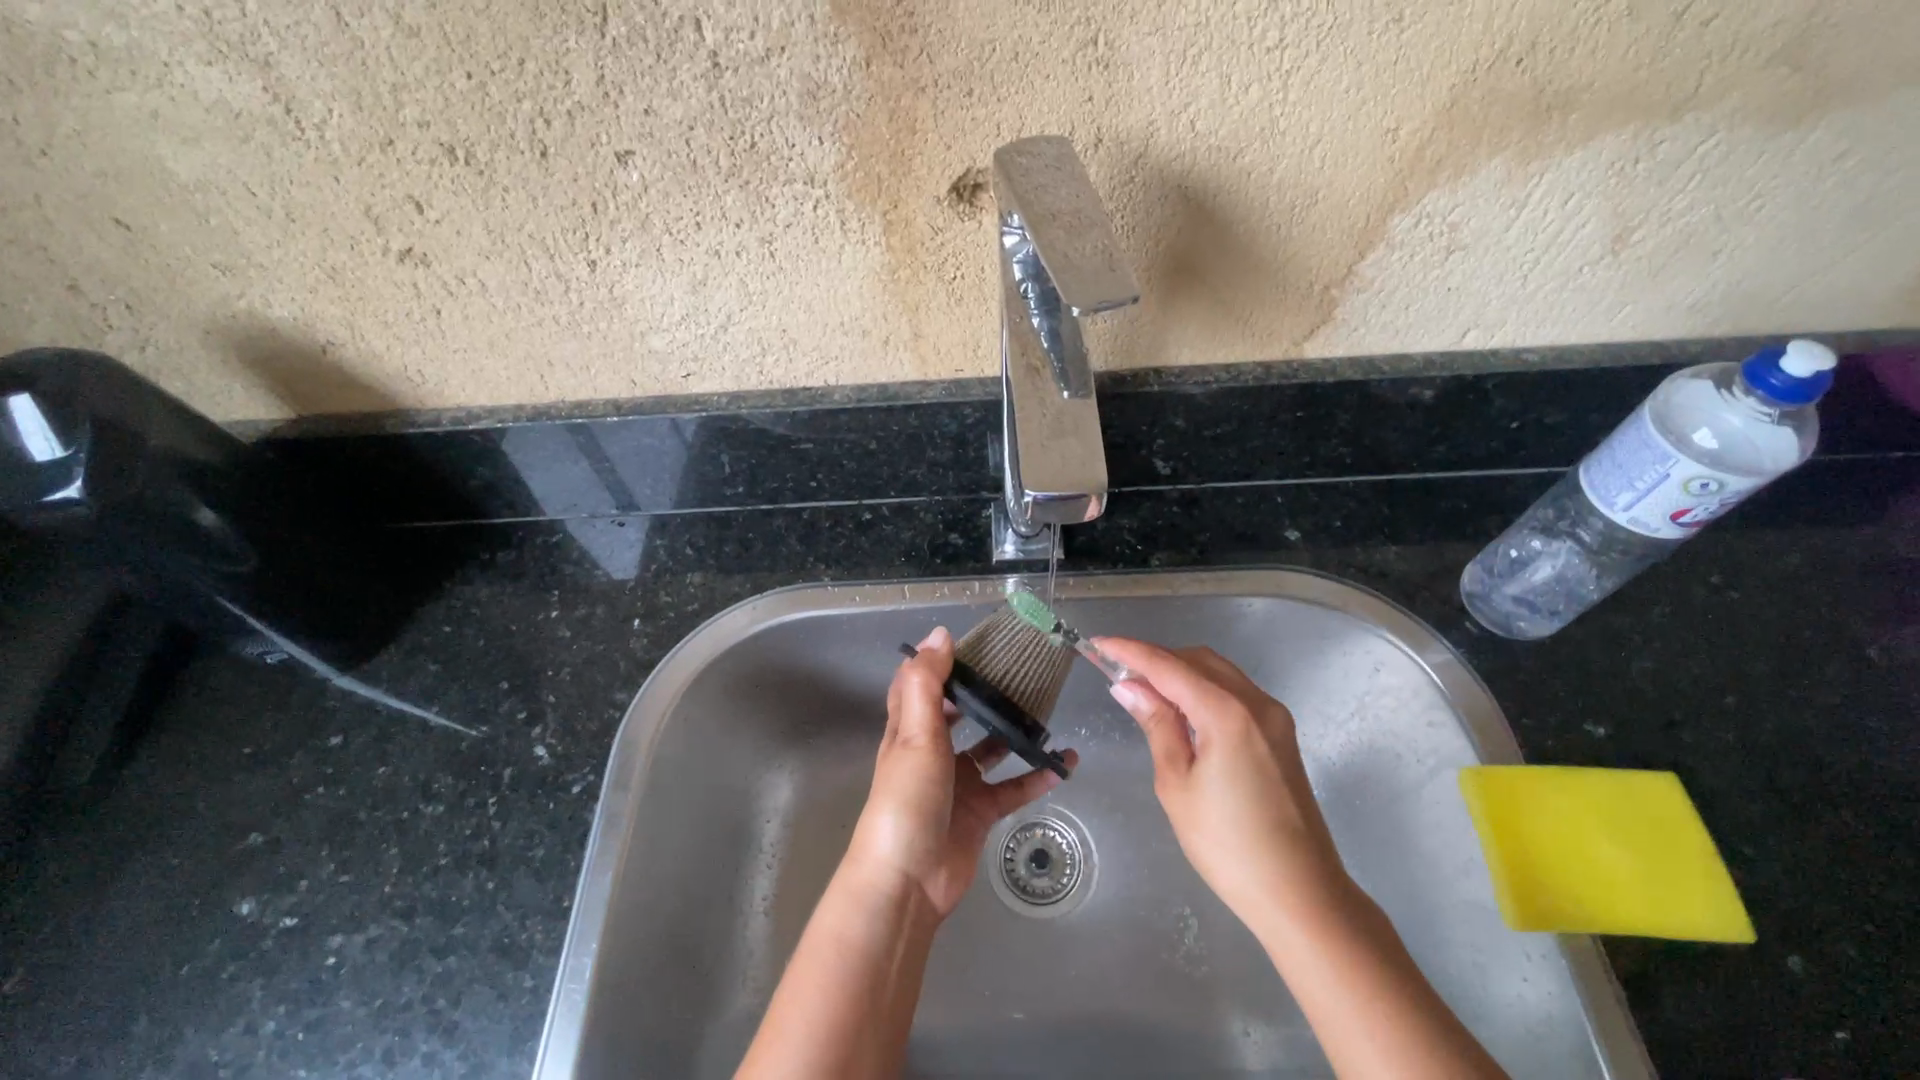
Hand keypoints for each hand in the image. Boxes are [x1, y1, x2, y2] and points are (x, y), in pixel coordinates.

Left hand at [842, 626, 1077, 917]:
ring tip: (1049, 713)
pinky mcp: (980, 813)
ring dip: (1016, 734)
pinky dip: (1037, 777)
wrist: (909, 879)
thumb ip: (927, 684)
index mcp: (908, 730)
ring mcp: (958, 784)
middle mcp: (932, 752)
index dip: (940, 663)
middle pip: (960, 715)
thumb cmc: (907, 799)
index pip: (920, 686)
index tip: (974, 643)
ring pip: (992, 750)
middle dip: (985, 696)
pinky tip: (1064, 764)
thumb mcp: (914, 735)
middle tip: (1022, 673)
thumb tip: (940, 633)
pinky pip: (1013, 788)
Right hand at [1095, 638, 1348, 931]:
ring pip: (1219, 675)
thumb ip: (1156, 726)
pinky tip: (1180, 712)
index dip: (1131, 652)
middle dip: (1156, 659)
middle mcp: (1256, 703)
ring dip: (1180, 674)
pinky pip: (1235, 696)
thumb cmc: (1227, 844)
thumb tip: (1129, 688)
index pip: (1169, 666)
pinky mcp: (1280, 737)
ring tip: (1143, 691)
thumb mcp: (1176, 784)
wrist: (1299, 892)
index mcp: (1228, 712)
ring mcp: (1274, 719)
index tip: (1098, 644)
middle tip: (1116, 673)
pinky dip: (1203, 692)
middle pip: (1198, 661)